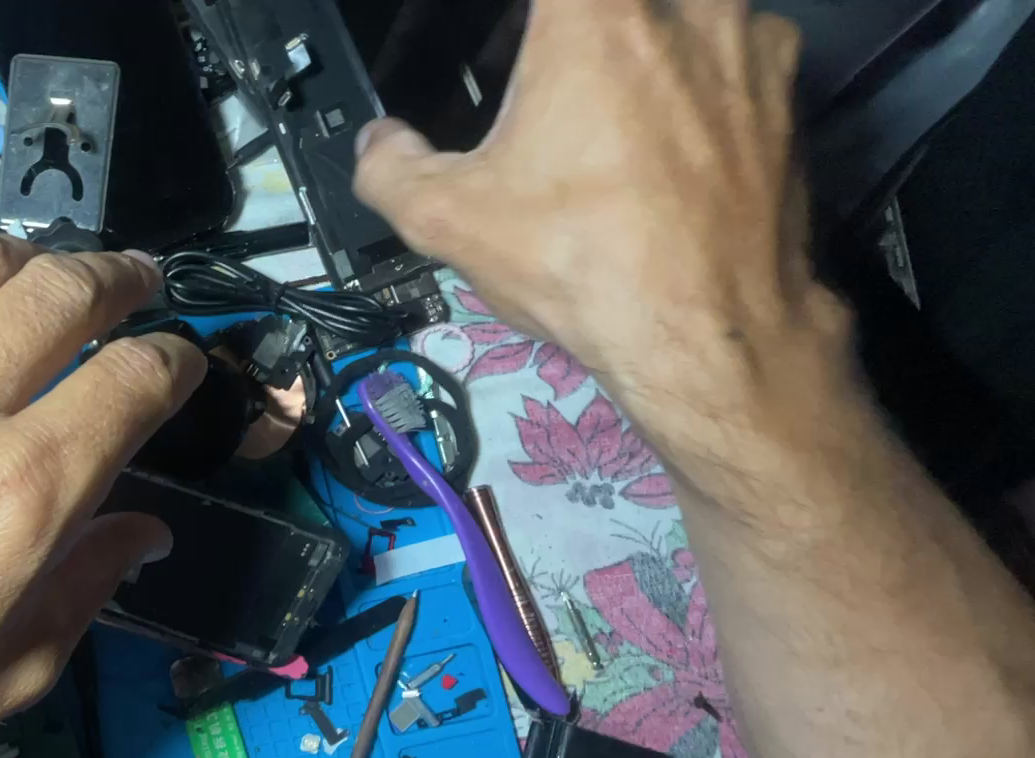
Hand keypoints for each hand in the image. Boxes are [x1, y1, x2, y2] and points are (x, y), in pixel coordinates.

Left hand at [0, 233, 203, 757]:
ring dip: (22, 266)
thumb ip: (84, 587)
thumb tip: (143, 526)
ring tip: (33, 289)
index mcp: (15, 497)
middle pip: (59, 289)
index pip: (130, 379)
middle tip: (132, 286)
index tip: (178, 365)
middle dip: (118, 280)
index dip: (174, 362)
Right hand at [352, 1, 850, 466]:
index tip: (501, 53)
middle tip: (533, 85)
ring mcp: (748, 41)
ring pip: (671, 20)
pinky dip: (681, 88)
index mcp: (593, 17)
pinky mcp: (784, 91)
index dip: (515, 25)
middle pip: (607, 6)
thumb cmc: (570, 257)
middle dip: (566, 34)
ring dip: (627, 55)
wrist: (700, 323)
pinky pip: (723, 60)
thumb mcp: (443, 220)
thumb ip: (389, 168)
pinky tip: (653, 156)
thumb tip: (377, 142)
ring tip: (591, 127)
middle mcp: (684, 5)